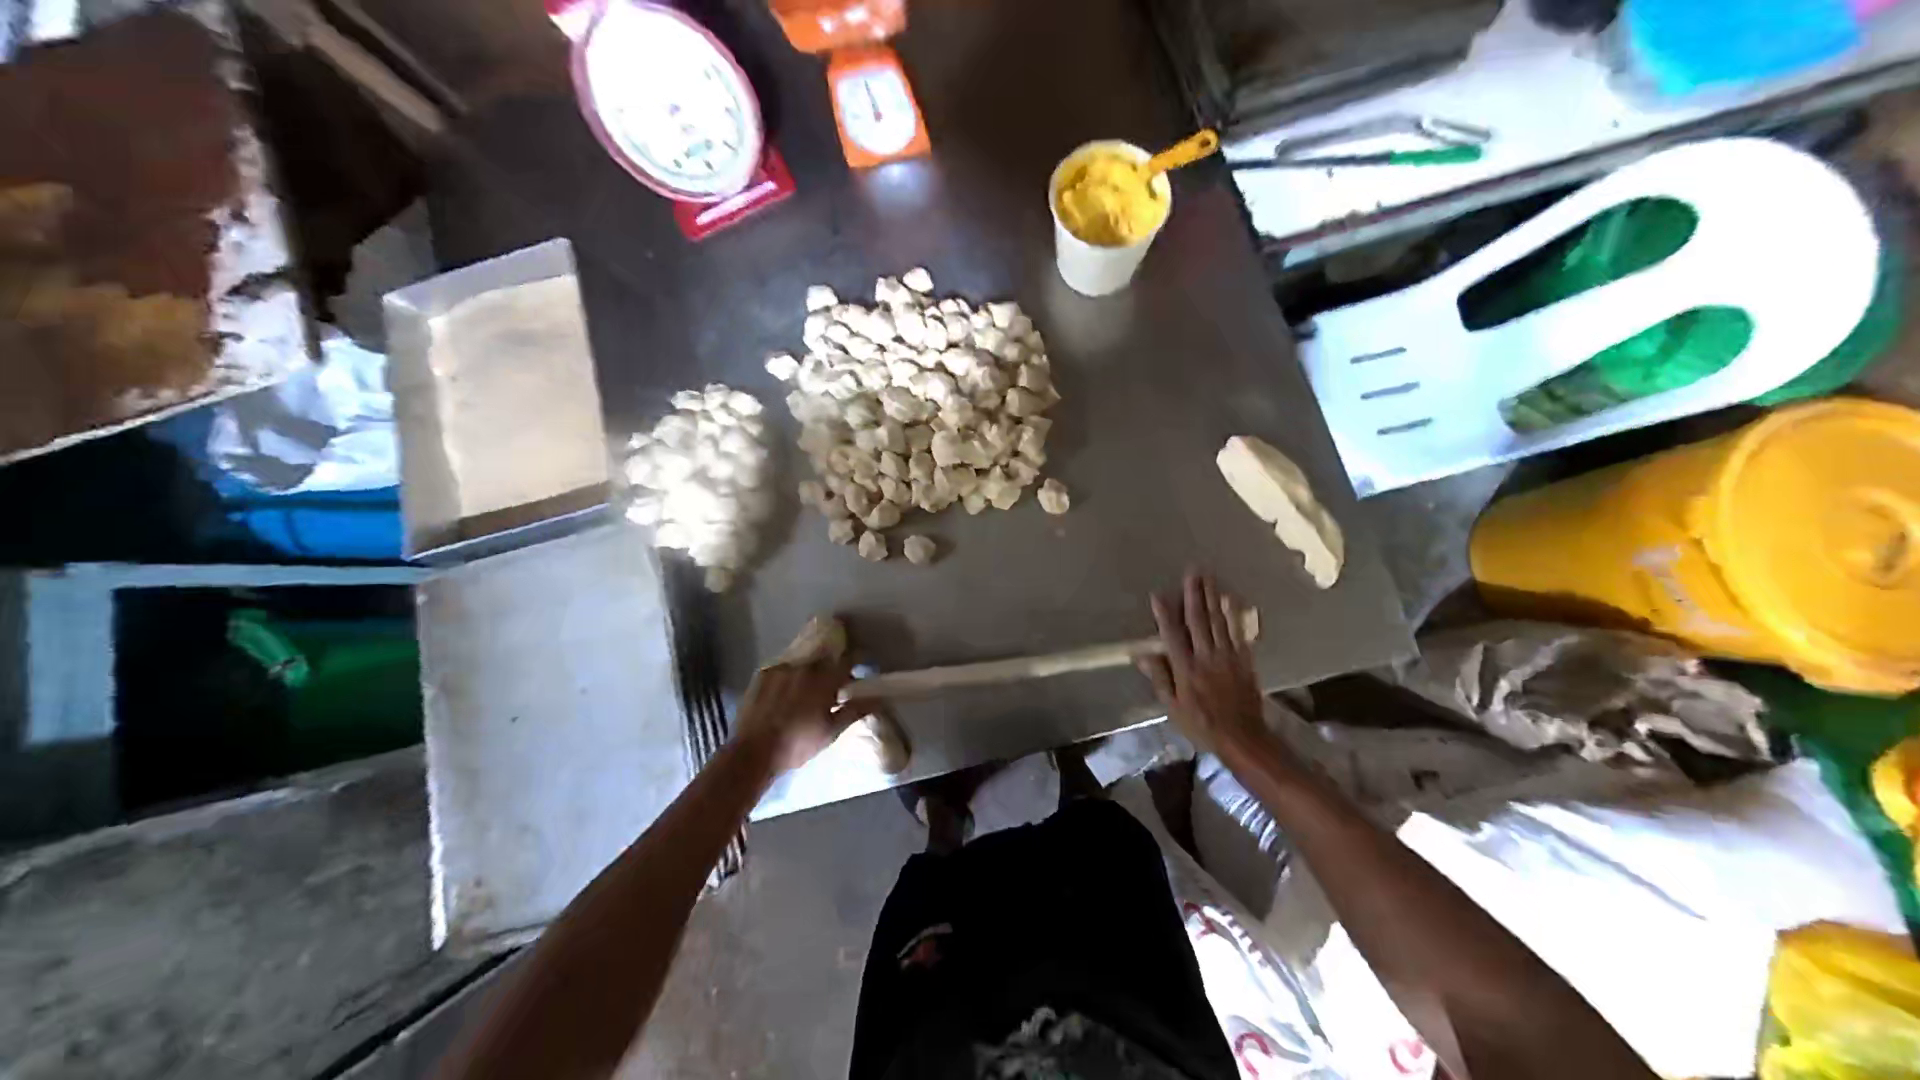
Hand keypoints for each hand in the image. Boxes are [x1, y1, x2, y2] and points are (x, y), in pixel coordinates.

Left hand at [731, 654, 854, 774]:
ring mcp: (781, 667)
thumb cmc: (796, 745)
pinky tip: (790, 688)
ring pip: (804, 658)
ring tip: (811, 682)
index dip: (855, 659)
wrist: (752, 753)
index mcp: (823, 679)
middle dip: (833, 661)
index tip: (860, 665)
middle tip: (835, 676)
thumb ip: (854, 710)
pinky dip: (792, 672)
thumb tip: (878, 699)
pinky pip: (785, 665)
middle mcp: (803, 666)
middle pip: (824, 654)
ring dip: (812, 665)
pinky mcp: (763, 673)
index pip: (846, 658)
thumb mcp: (830, 731)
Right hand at [1138, 571, 1268, 758]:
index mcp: (1186, 669)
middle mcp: (1206, 657)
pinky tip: (1230, 599)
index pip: (1172, 635)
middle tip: (1192, 572)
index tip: (1158, 594)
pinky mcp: (1244, 660)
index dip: (1164, 614)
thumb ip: (1160, 677)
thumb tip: (1142, 654)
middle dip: (1194, 595)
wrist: (1243, 737)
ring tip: (1208, 578)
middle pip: (1198, 620)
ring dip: (1212, 597)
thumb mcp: (1172, 707)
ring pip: (1218, 621)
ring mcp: (1228, 656)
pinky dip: (1233, 614)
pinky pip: (1238, 632)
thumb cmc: (1201, 724)